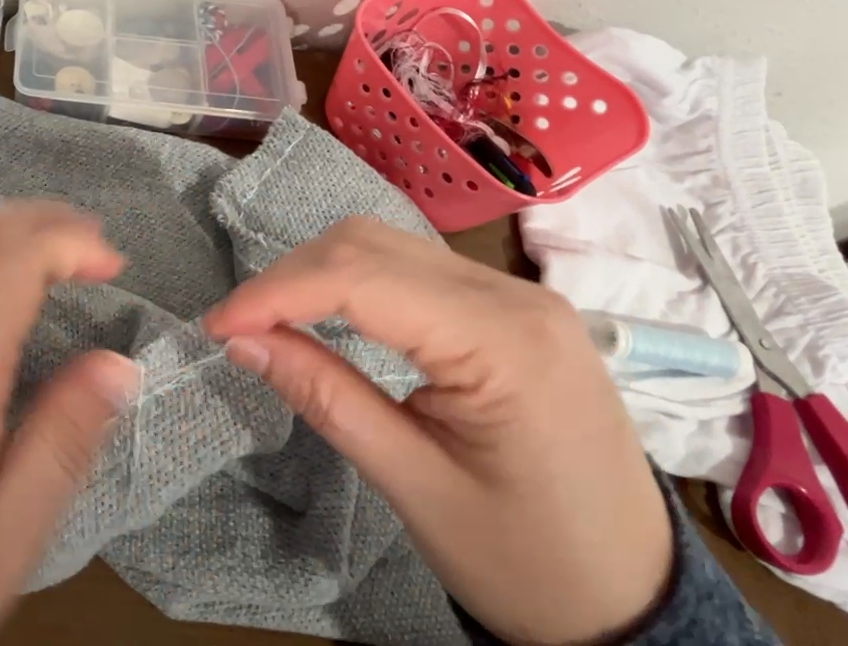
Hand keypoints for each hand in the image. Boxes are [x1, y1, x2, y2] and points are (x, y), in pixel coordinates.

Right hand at [203, 217, 671, 645]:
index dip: (274, 293)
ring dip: (316, 275)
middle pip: (370, 245)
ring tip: (269, 323)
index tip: (216, 328)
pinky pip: (413, 269)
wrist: (631, 602)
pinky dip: (352, 283)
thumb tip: (242, 341)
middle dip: (290, 278)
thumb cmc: (525, 561)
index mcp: (504, 340)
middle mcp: (515, 296)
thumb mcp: (413, 485)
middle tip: (238, 330)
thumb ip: (325, 397)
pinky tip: (324, 314)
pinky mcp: (511, 310)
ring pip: (387, 246)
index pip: (360, 278)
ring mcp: (518, 296)